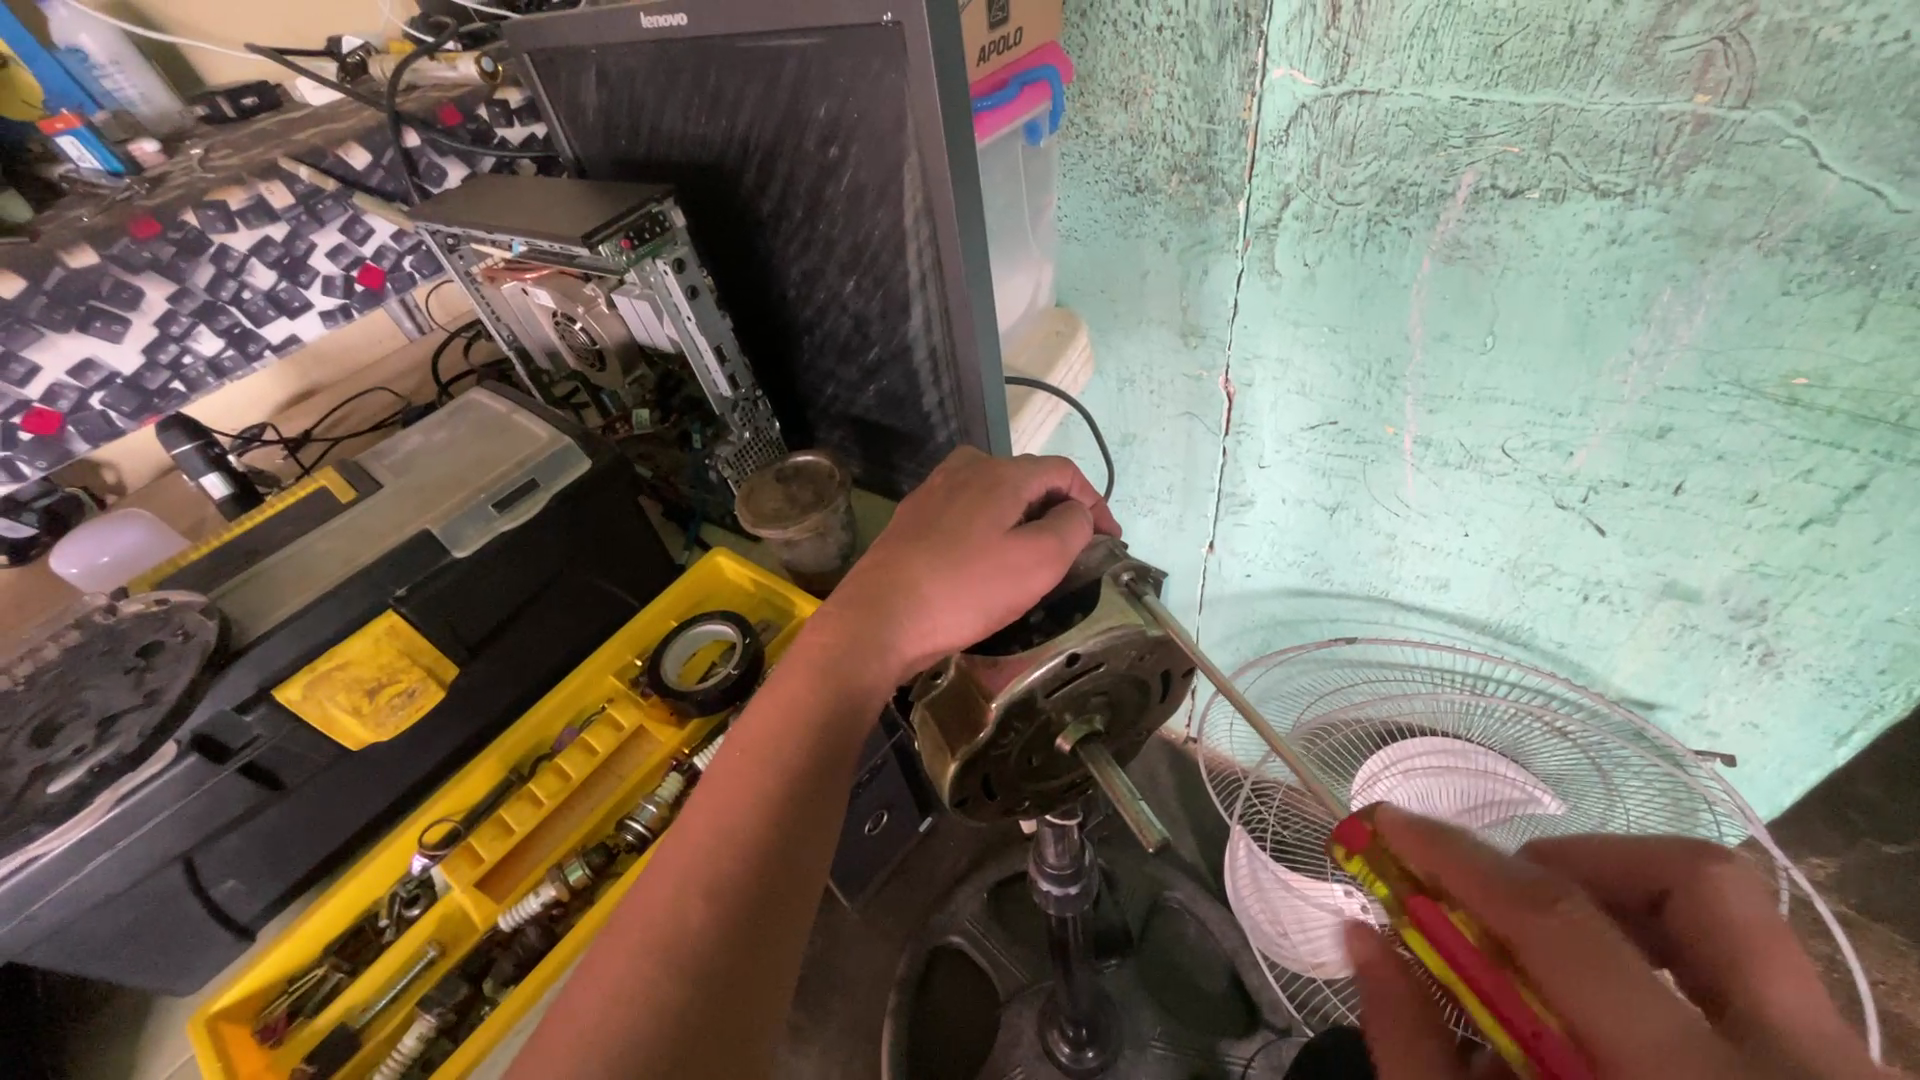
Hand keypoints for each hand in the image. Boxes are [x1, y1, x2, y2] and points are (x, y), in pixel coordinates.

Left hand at [814, 446, 1119, 685]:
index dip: (1095, 502)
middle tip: (1075, 552)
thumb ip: (1072, 528)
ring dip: (1022, 520)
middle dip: (1058, 511)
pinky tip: (986, 564)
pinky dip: (990, 532)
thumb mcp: (1038, 561)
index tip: (1111, 540)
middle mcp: (965, 469)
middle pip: (1028, 480)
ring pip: (994, 497)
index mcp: (1000, 472)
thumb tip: (1077, 511)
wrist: (879, 619)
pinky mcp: (911, 521)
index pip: (1064, 472)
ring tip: (1034, 557)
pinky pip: (966, 516)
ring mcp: (932, 493)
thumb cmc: (966, 590)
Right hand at [1345, 806, 1886, 1079]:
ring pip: (1738, 926)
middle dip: (1575, 862)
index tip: (1391, 824)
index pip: (1561, 926)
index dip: (1461, 860)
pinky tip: (1609, 1032)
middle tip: (1498, 897)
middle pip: (1700, 885)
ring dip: (1622, 909)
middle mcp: (1806, 1075)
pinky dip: (1660, 971)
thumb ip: (1415, 1047)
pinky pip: (1751, 985)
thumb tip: (1363, 935)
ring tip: (1552, 965)